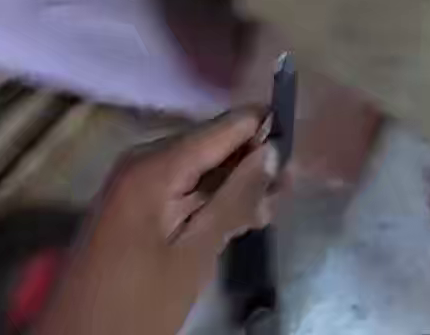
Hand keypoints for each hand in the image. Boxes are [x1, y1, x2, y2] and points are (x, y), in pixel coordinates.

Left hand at [34, 111, 278, 334]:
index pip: (231, 123)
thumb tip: (276, 147)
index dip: (268, 131)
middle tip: (285, 193)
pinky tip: (238, 220)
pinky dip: (214, 198)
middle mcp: (145, 159)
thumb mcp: (196, 253)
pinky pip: (187, 184)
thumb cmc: (133, 307)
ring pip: (207, 165)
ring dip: (238, 185)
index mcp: (156, 164)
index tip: (296, 156)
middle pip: (219, 142)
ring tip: (265, 214)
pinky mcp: (134, 203)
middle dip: (254, 164)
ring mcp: (136, 181)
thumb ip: (239, 194)